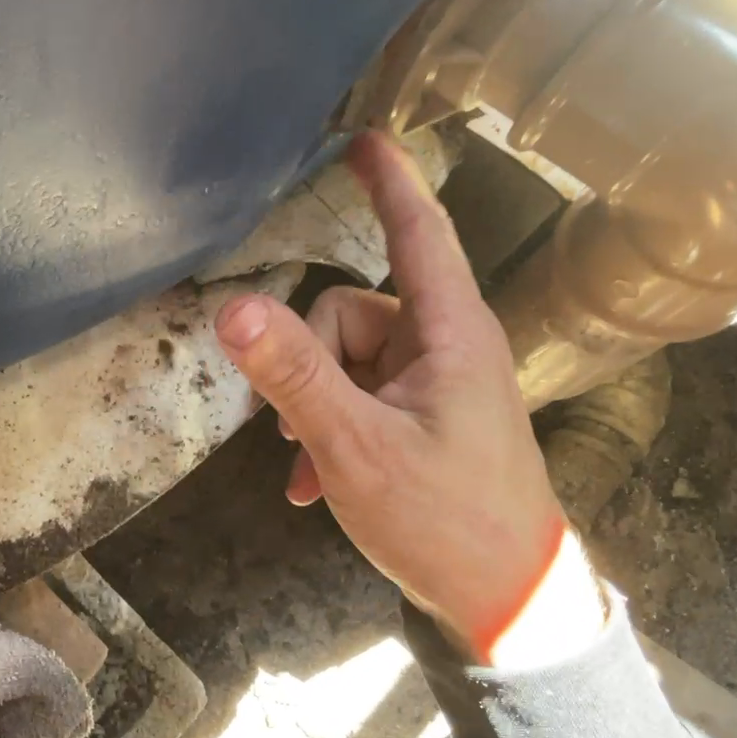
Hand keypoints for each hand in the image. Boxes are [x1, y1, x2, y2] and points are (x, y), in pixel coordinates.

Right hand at [214, 133, 602, 666]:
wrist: (503, 600)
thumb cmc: (443, 517)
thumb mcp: (354, 446)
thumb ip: (294, 376)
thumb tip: (233, 307)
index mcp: (448, 332)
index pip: (417, 232)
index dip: (387, 181)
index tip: (360, 136)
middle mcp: (443, 345)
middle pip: (349, 310)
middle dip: (308, 361)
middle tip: (296, 427)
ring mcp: (432, 383)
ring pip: (344, 359)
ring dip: (311, 405)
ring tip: (307, 465)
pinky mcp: (422, 417)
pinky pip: (357, 396)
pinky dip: (328, 429)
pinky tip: (313, 482)